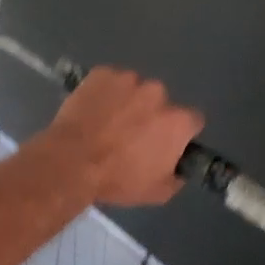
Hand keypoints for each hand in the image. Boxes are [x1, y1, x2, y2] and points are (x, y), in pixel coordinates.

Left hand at [33, 66, 204, 206]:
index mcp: (176, 120)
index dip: (181, 132)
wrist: (72, 160)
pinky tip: (93, 109)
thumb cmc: (118, 179)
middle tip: (132, 133)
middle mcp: (157, 92)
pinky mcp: (101, 72)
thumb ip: (176, 175)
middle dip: (151, 114)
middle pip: (160, 102)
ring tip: (108, 120)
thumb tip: (177, 167)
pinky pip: (109, 81)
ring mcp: (127, 78)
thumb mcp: (158, 192)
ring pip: (134, 88)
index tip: (167, 143)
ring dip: (127, 101)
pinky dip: (105, 92)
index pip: (192, 120)